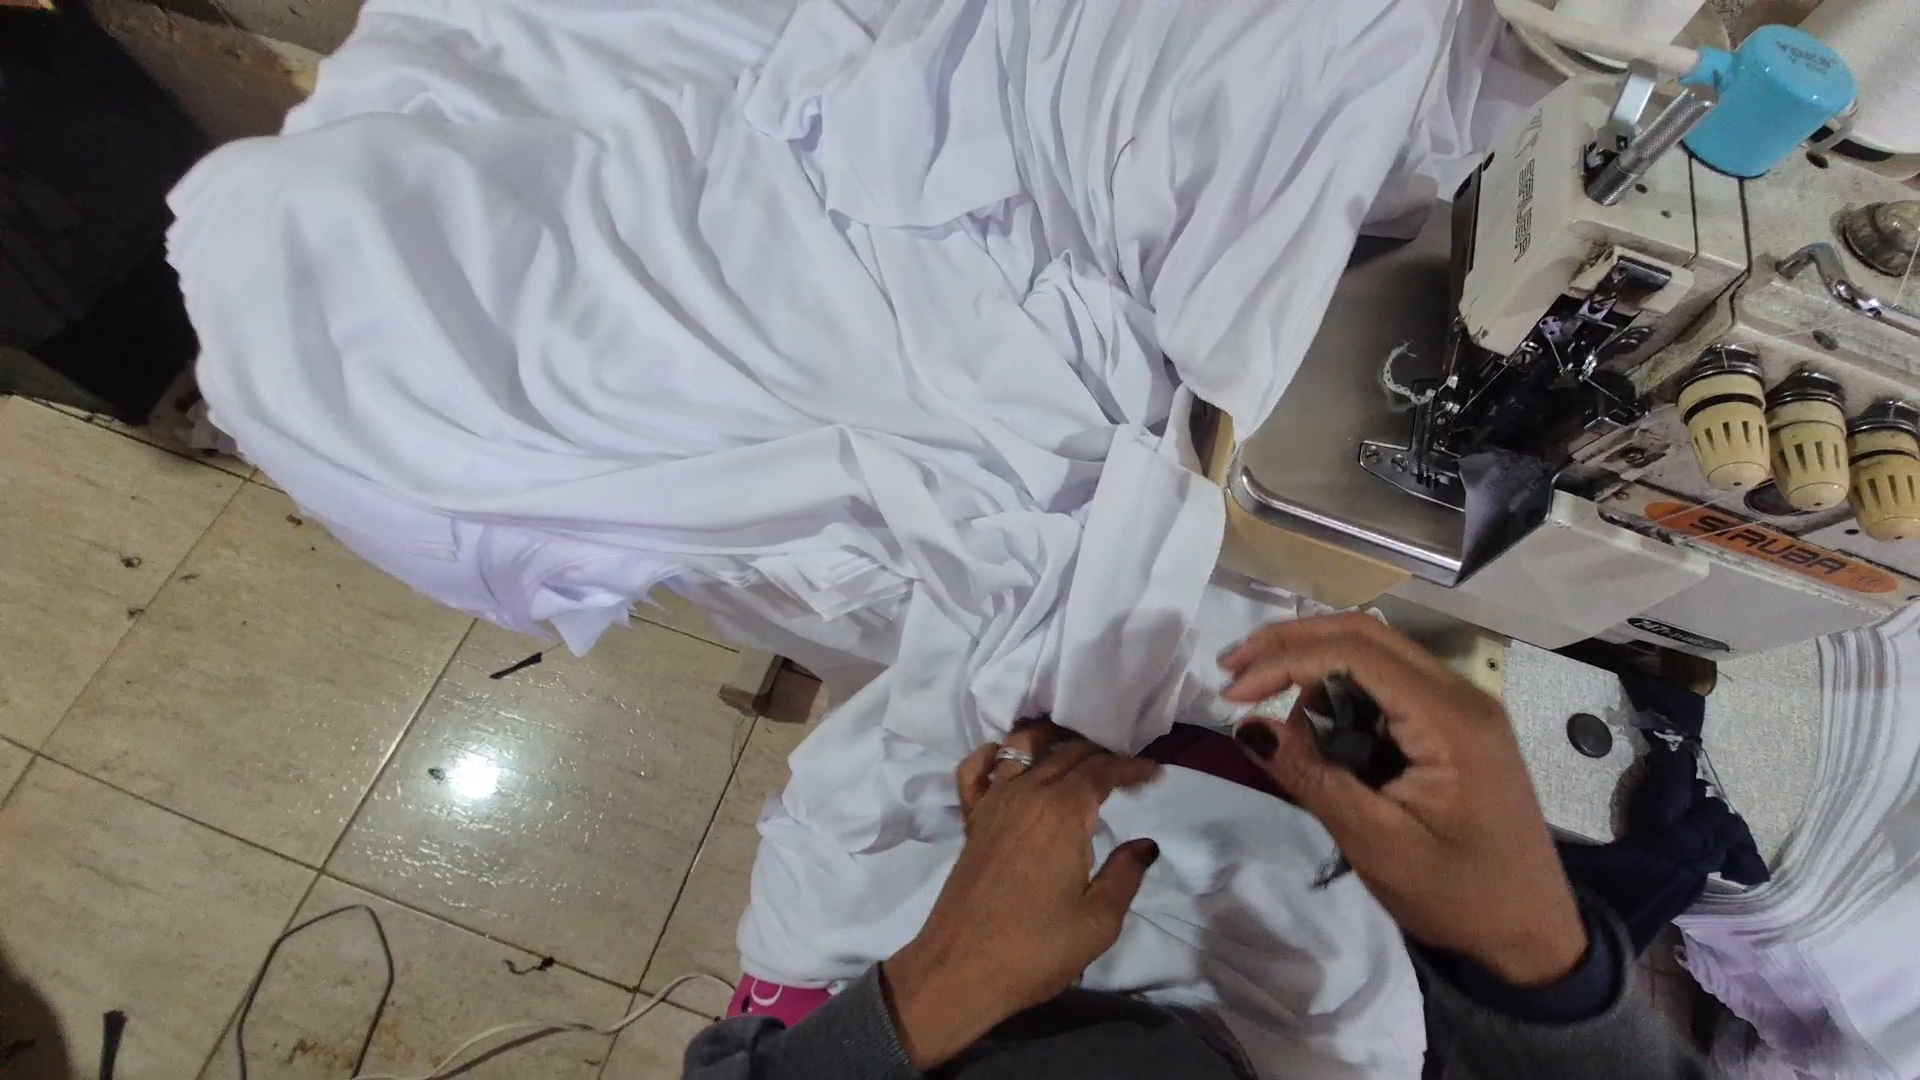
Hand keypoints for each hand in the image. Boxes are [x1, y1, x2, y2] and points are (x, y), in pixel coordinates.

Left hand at [882, 734, 1162, 1069]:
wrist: (962, 967)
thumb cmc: (1037, 948)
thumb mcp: (1099, 921)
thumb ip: (1125, 874)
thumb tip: (1145, 843)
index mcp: (1063, 812)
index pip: (1102, 771)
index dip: (1131, 768)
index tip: (1155, 772)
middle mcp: (1027, 793)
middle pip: (1067, 753)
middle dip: (1100, 752)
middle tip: (1124, 765)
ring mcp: (994, 801)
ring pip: (1021, 747)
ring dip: (1050, 738)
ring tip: (1073, 744)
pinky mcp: (971, 818)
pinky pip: (975, 769)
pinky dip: (991, 754)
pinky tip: (1006, 758)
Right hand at [1219, 614, 1587, 987]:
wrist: (1531, 939)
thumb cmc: (1458, 896)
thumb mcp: (1375, 842)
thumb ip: (1310, 775)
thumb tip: (1245, 724)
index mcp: (1451, 721)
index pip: (1354, 653)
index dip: (1284, 660)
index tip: (1232, 693)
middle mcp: (1460, 694)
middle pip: (1362, 632)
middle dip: (1289, 642)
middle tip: (1233, 670)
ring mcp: (1459, 704)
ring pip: (1371, 648)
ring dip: (1309, 659)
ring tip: (1267, 703)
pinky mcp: (1449, 719)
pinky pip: (1383, 676)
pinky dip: (1334, 684)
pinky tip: (1311, 722)